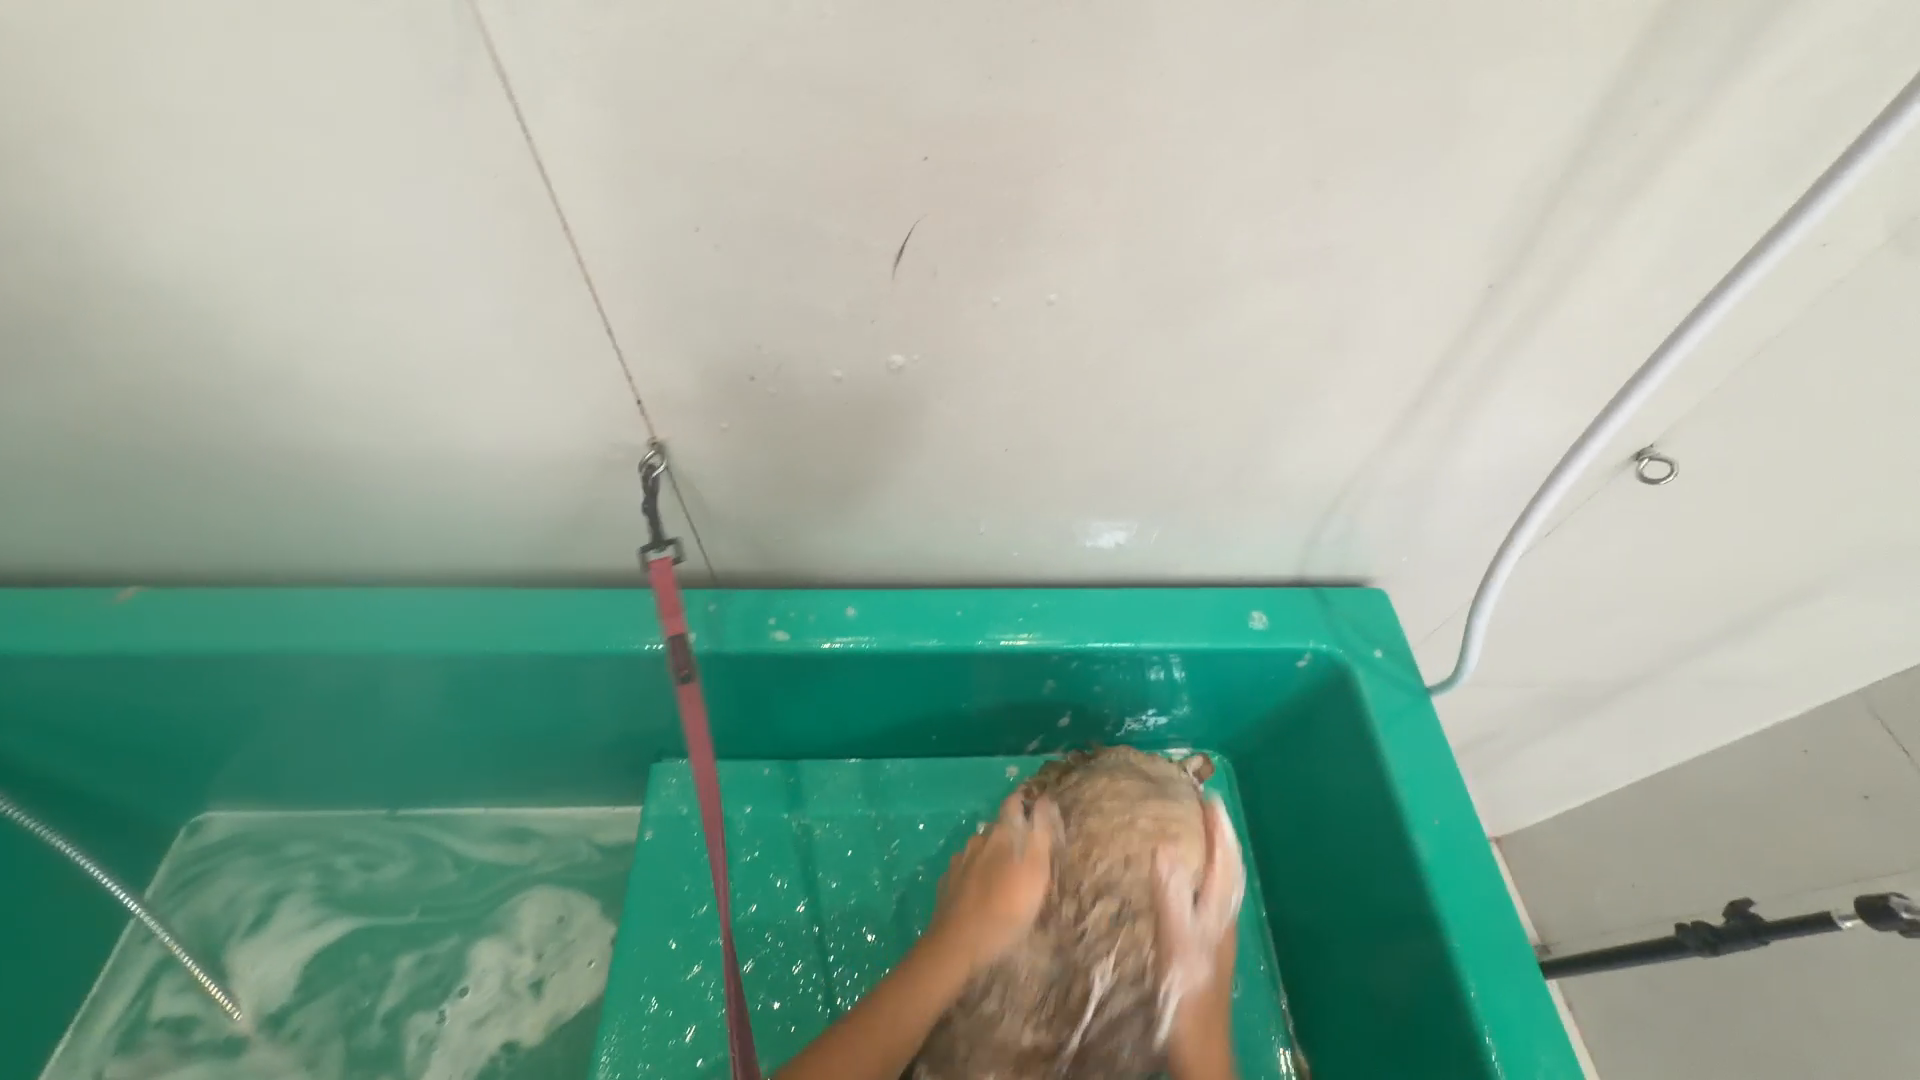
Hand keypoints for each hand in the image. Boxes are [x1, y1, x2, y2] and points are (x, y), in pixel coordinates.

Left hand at [927, 792, 1059, 970]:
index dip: (1025, 802)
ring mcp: (960, 860)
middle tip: (1026, 854)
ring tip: (1004, 876)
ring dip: (993, 855)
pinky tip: (981, 891)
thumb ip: (1040, 833)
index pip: (1013, 803)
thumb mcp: (1037, 871)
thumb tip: (1043, 799)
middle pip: (997, 827)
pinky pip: (966, 869)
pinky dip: (976, 874)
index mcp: (1002, 833)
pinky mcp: (948, 881)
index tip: (1037, 808)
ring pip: (980, 848)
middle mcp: (978, 839)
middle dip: (1011, 834)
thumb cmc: (1008, 908)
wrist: (959, 942)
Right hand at [1153, 794, 1244, 1055]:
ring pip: (1219, 881)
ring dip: (1212, 853)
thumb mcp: (1175, 941)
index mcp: (1218, 910)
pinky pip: (1207, 895)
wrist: (1198, 1046)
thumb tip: (1163, 845)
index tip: (1207, 795)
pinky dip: (1201, 875)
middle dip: (1218, 835)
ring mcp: (1215, 932)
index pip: (1223, 859)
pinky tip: (1184, 880)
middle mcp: (1222, 916)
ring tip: (1196, 832)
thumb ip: (1170, 895)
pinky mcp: (1205, 945)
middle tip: (1203, 806)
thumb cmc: (1187, 993)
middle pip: (1227, 867)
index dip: (1218, 828)